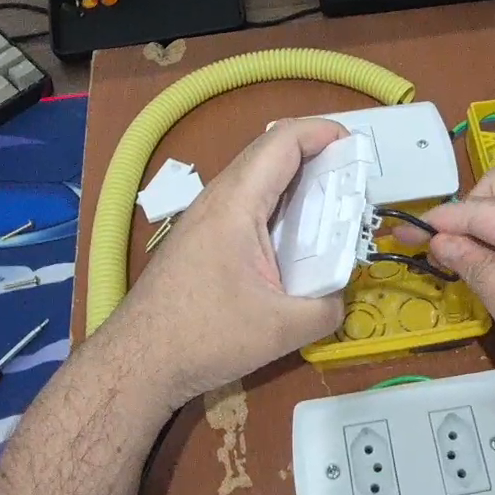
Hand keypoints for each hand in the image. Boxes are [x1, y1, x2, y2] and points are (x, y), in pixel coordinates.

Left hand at [96, 118, 348, 410]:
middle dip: (316, 155)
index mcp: (236, 204)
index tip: (357, 146)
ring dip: (295, 182)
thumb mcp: (281, 329)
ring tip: (332, 203)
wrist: (137, 362)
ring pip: (256, 179)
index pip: (282, 142)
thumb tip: (343, 294)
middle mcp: (218, 199)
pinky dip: (278, 206)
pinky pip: (246, 204)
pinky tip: (294, 237)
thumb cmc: (204, 337)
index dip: (322, 132)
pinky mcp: (201, 238)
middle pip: (270, 154)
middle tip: (353, 178)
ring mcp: (205, 217)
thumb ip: (327, 308)